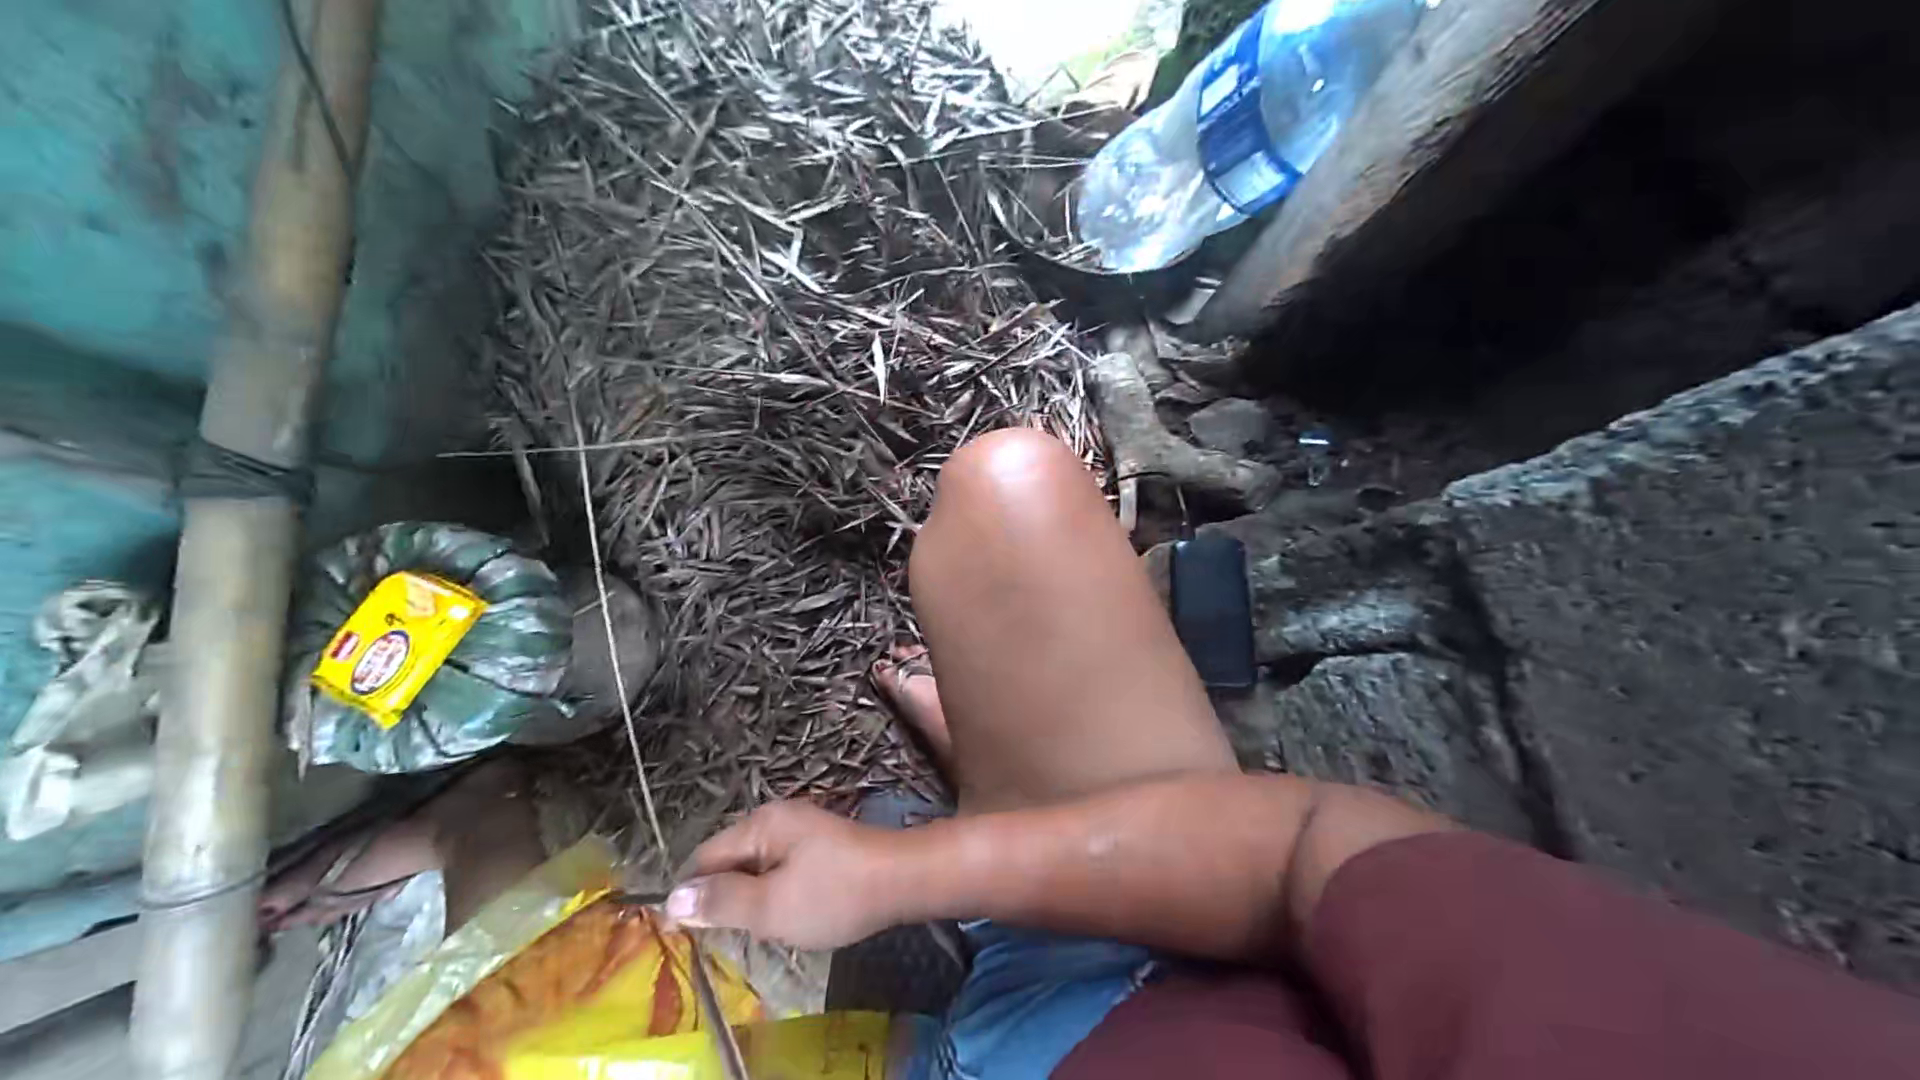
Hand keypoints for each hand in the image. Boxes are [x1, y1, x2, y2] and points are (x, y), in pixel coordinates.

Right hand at [667, 800, 906, 949]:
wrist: (902, 879)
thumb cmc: (834, 894)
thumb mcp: (770, 906)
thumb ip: (721, 901)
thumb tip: (671, 898)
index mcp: (761, 824)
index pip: (705, 857)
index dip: (694, 895)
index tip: (699, 934)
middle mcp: (777, 816)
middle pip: (730, 859)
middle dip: (729, 897)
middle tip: (744, 932)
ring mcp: (802, 827)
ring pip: (757, 866)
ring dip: (755, 897)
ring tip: (771, 925)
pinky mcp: (820, 843)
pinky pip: (781, 867)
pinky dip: (778, 891)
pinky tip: (795, 912)